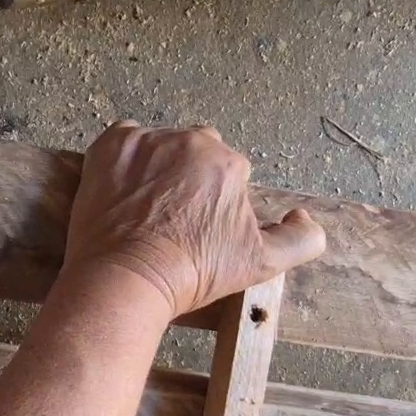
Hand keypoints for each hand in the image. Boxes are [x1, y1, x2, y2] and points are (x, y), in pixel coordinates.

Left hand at [63, 123, 326, 316]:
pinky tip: (122, 186)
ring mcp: (147, 141)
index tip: (197, 224)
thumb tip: (304, 217)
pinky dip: (123, 157)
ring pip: (159, 144)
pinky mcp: (110, 147)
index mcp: (229, 163)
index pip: (226, 171)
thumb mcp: (261, 264)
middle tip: (170, 215)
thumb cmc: (192, 272)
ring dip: (155, 166)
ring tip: (143, 206)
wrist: (129, 277)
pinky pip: (122, 138)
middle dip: (187, 176)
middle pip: (194, 151)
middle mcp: (191, 142)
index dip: (213, 199)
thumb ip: (300, 239)